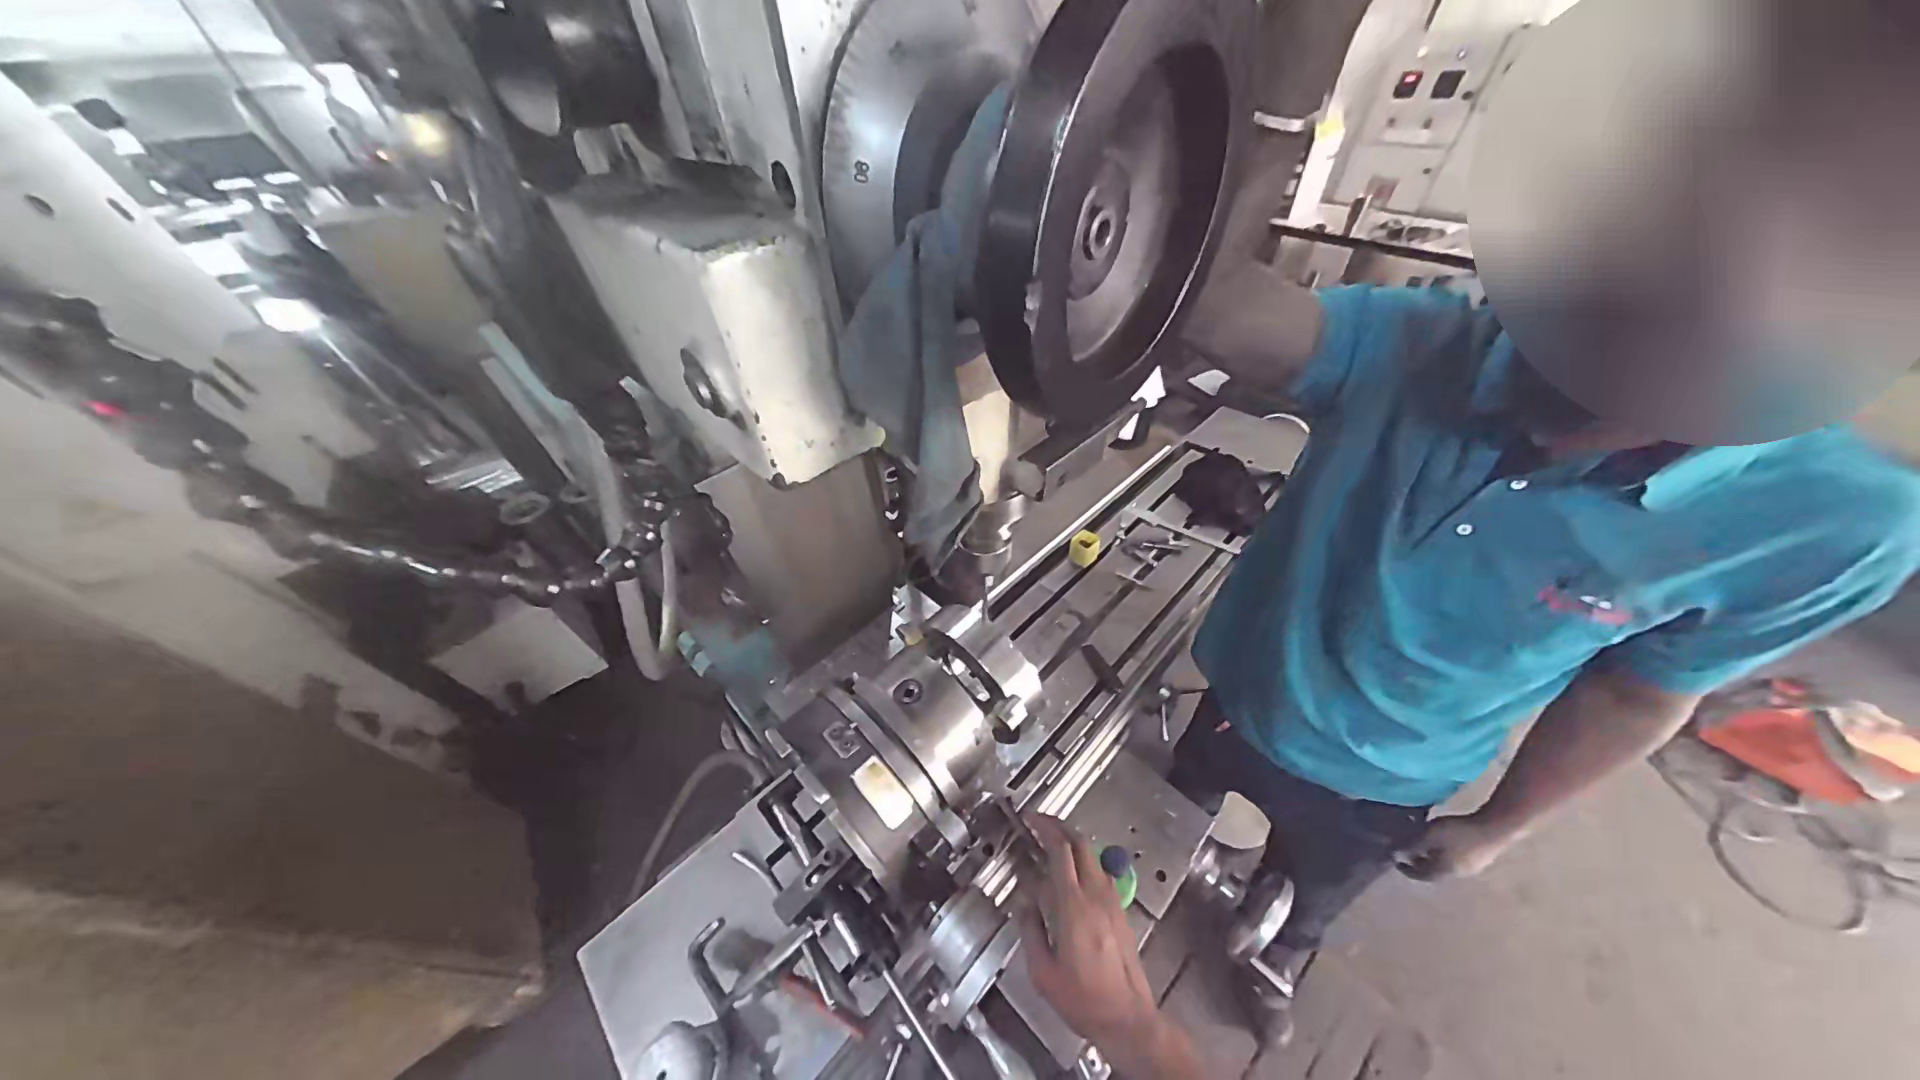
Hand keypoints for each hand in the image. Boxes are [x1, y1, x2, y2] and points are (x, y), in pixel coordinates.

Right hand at [1018, 814, 1158, 1043]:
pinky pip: (1101, 872)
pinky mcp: (1120, 911)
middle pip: (1080, 843)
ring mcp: (1112, 902)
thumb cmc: (1084, 1000)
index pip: (1061, 851)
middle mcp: (1096, 897)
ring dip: (1072, 841)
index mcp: (1074, 907)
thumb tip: (1024, 903)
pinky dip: (1084, 860)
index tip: (1029, 819)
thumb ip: (1030, 930)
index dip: (1044, 828)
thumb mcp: (1042, 972)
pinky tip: (1071, 872)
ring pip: (1093, 855)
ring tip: (1051, 843)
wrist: (1128, 1020)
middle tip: (1038, 822)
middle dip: (1058, 825)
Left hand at [1395, 814, 1518, 880]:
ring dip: (1432, 859)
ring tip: (1422, 847)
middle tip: (1408, 855)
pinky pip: (1456, 860)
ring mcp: (1474, 868)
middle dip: (1420, 864)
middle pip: (1436, 872)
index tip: (1397, 864)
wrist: (1495, 828)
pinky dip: (1444, 855)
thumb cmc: (1459, 832)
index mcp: (1446, 870)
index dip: (1408, 871)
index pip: (1423, 875)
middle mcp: (1460, 873)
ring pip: (1447, 866)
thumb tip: (1397, 853)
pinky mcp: (1482, 859)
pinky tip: (1442, 843)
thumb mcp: (1430, 835)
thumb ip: (1413, 845)